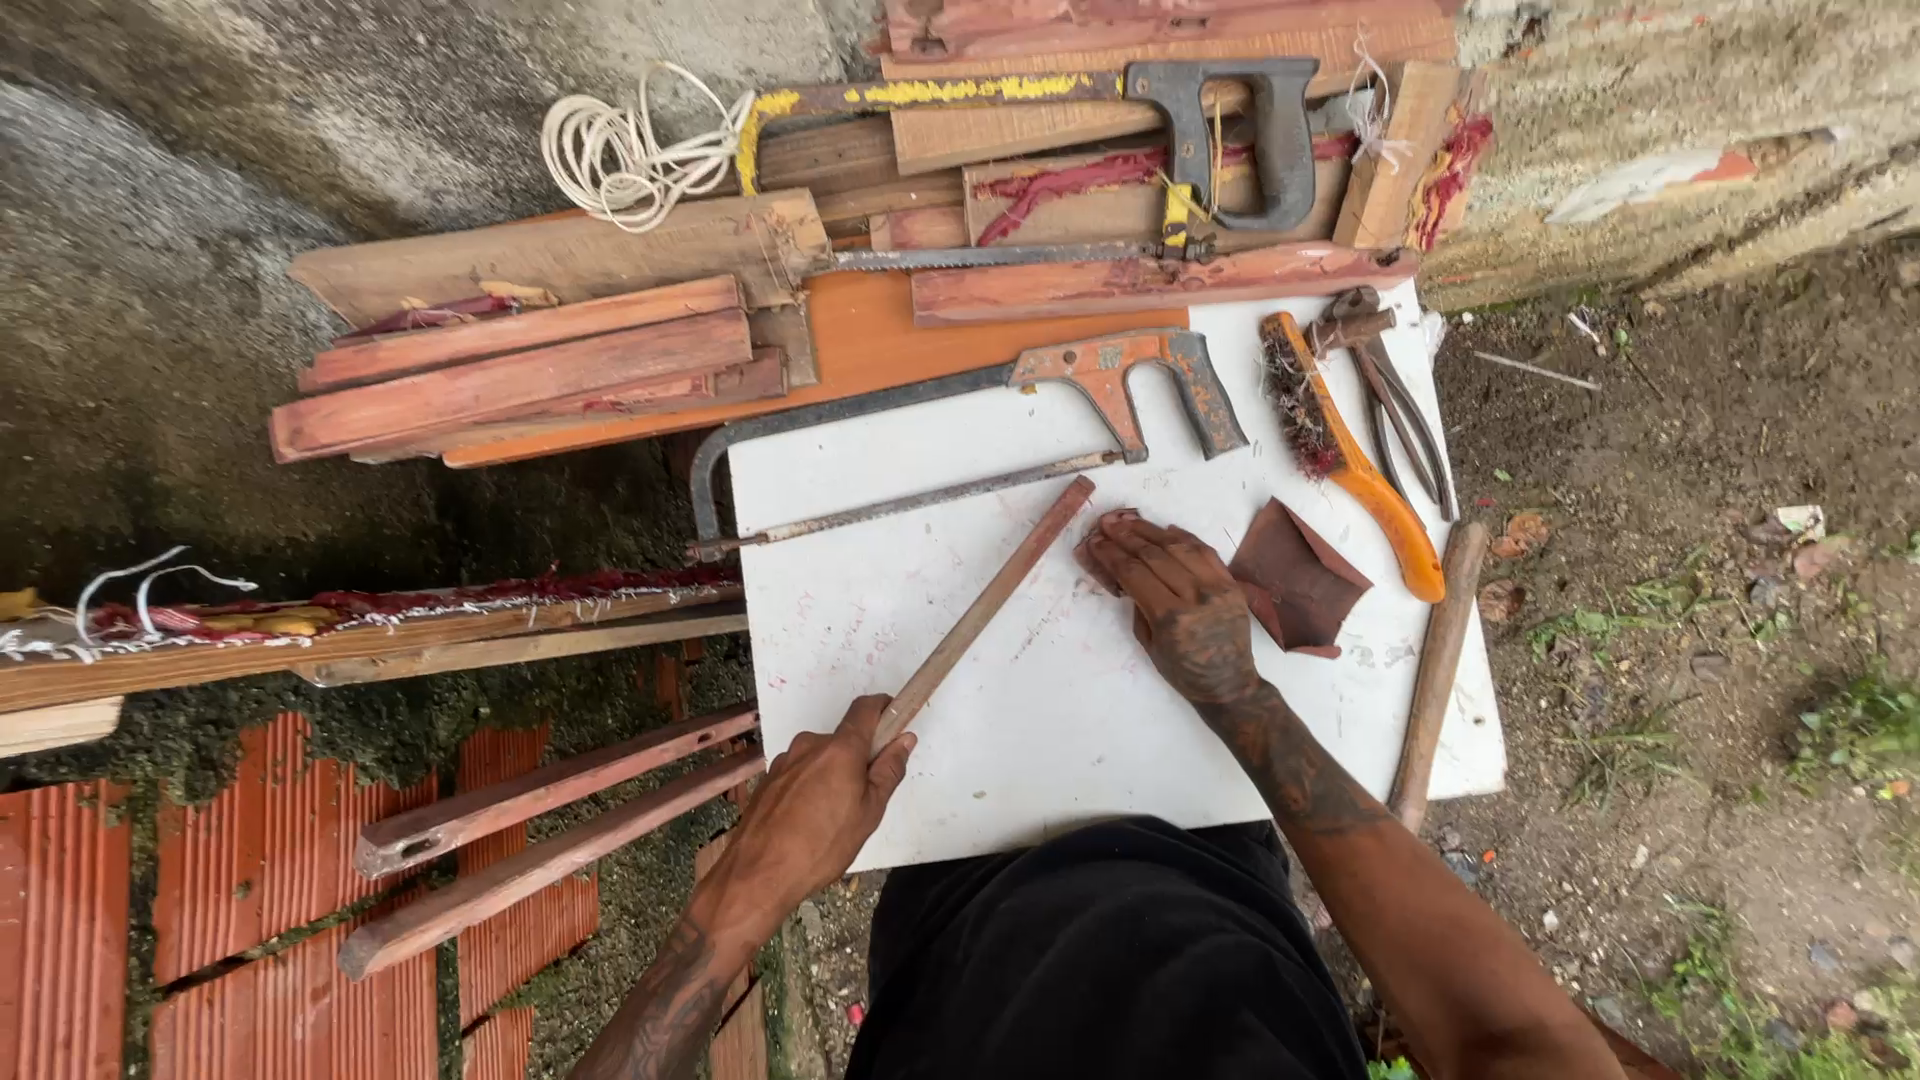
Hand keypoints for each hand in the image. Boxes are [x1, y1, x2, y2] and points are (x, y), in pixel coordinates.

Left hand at [713, 696, 915, 926]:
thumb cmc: (821, 846)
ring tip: (832, 819)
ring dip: (832, 776)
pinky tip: (807, 822)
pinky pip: (799, 774)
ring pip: (820, 759)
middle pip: (842, 739)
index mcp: (840, 749)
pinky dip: (809, 788)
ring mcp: (785, 762)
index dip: (883, 707)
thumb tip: (904, 739)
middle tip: (863, 797)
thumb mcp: (869, 812)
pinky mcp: (768, 780)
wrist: (756, 875)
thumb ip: (889, 770)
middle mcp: (810, 745)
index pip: (865, 708)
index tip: (894, 719)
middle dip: (857, 759)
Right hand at [1083, 510, 1261, 705]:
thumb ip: (1138, 605)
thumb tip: (1125, 572)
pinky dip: (1184, 537)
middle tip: (1107, 523)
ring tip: (1129, 521)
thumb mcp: (1149, 644)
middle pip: (1154, 555)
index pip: (1134, 573)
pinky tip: (1165, 528)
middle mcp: (1195, 596)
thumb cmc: (1182, 671)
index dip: (1112, 554)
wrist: (1229, 684)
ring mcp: (1217, 587)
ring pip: (1179, 546)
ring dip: (1151, 530)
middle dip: (1126, 536)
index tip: (1096, 542)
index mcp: (1170, 617)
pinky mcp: (1232, 583)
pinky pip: (1205, 551)